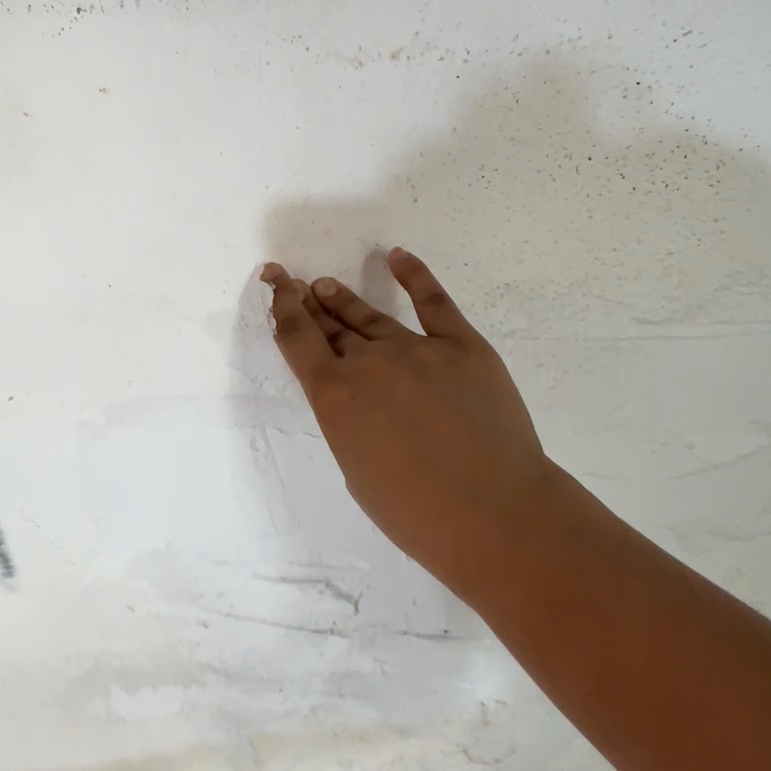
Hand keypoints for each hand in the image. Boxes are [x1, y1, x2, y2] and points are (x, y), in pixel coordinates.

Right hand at [260, 248, 558, 589]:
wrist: (493, 512)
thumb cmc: (417, 513)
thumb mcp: (358, 472)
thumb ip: (350, 426)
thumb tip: (360, 402)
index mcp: (335, 396)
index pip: (298, 340)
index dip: (283, 309)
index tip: (278, 289)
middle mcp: (369, 362)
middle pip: (332, 325)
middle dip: (309, 303)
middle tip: (296, 284)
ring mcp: (418, 349)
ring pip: (373, 316)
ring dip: (346, 299)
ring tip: (328, 284)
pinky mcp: (463, 345)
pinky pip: (434, 302)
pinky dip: (414, 275)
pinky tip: (398, 257)